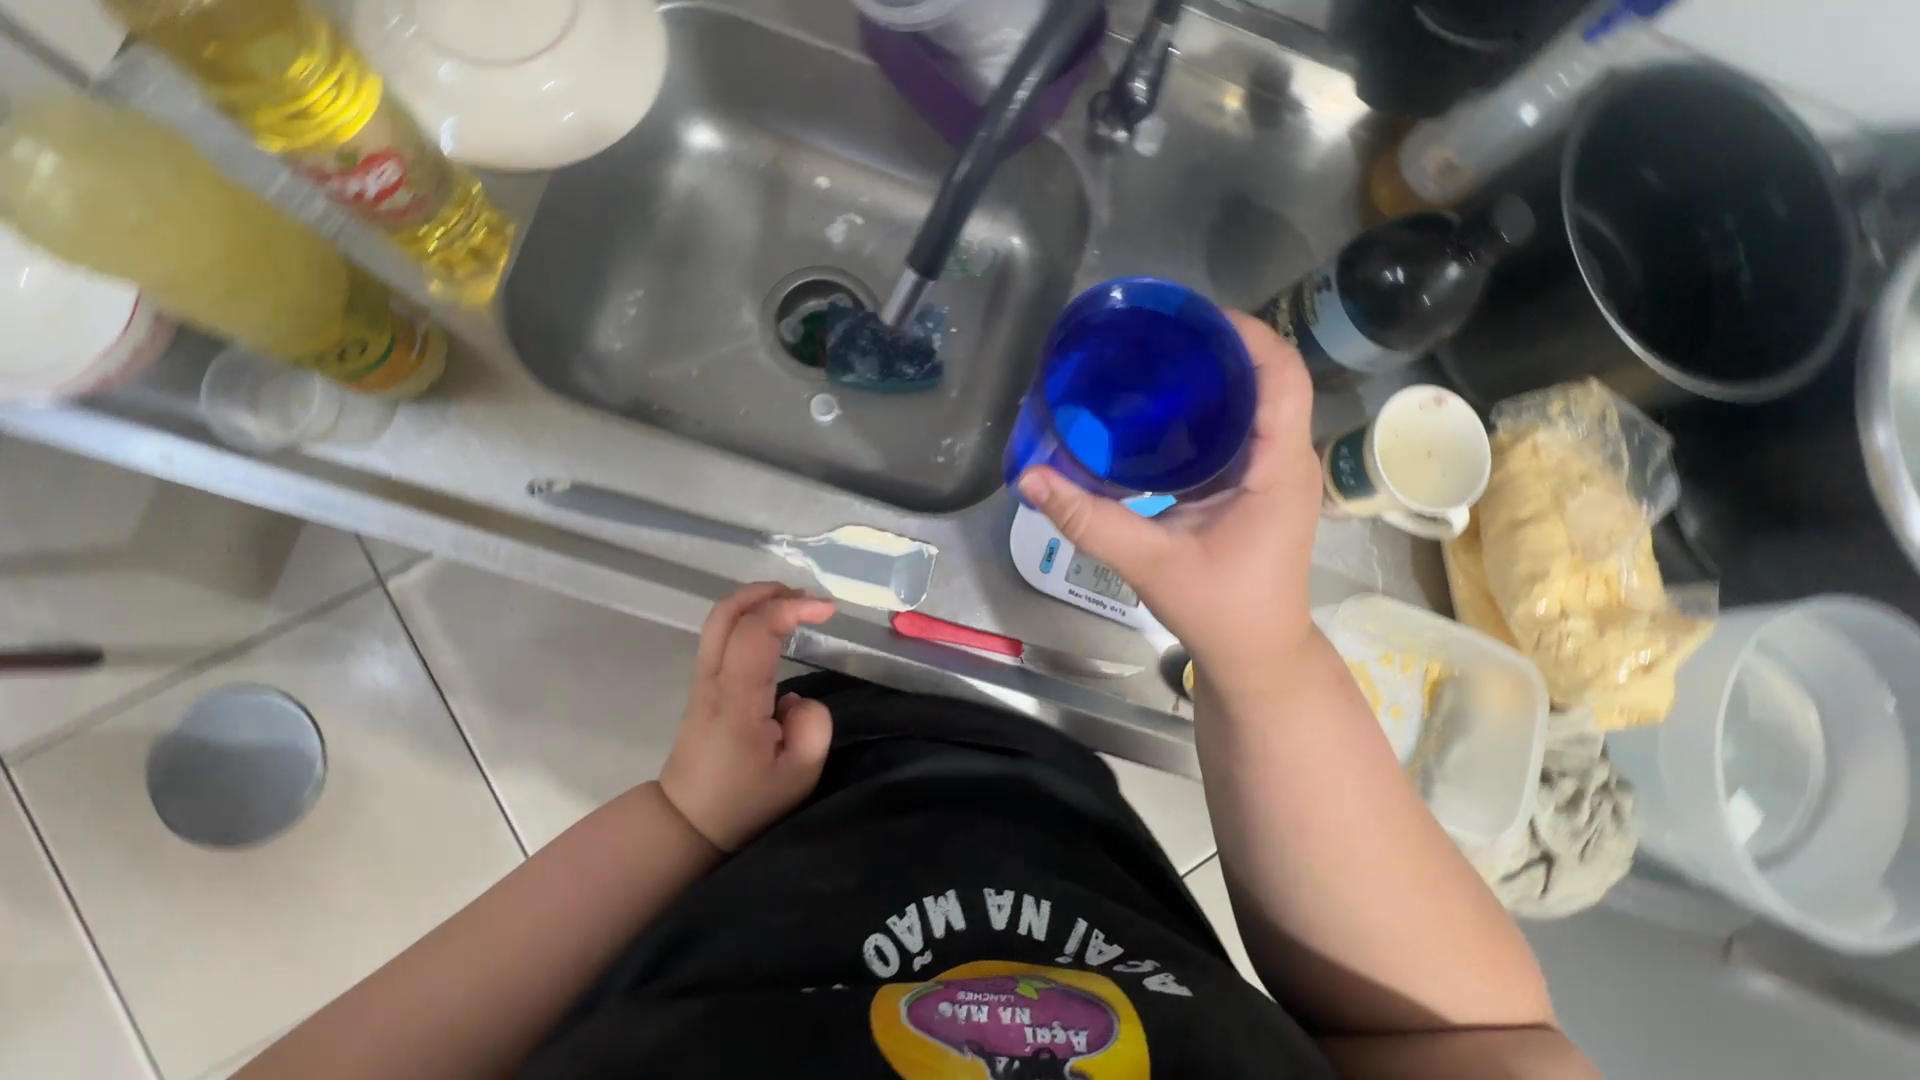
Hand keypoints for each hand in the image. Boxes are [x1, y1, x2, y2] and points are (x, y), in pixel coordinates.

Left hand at [659, 583, 836, 852]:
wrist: (688, 823)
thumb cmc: (745, 802)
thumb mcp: (800, 774)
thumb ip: (814, 725)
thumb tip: (797, 698)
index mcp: (736, 700)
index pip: (756, 631)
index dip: (792, 609)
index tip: (829, 611)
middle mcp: (713, 680)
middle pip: (727, 612)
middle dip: (770, 591)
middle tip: (810, 598)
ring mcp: (703, 681)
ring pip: (720, 619)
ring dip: (758, 601)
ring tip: (796, 605)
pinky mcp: (704, 686)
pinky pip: (722, 635)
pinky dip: (750, 618)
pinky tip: (776, 628)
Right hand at [1017, 311, 1322, 681]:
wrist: (1256, 654)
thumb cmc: (1220, 609)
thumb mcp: (1151, 563)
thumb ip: (1091, 521)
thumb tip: (1031, 480)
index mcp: (1278, 469)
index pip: (1281, 377)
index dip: (1246, 336)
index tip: (1190, 318)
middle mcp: (1287, 460)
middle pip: (1266, 379)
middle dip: (1217, 348)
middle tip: (1155, 337)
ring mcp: (1276, 472)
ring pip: (1255, 402)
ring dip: (1213, 378)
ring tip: (1154, 362)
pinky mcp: (1258, 486)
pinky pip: (1241, 429)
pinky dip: (1207, 411)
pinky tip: (1161, 414)